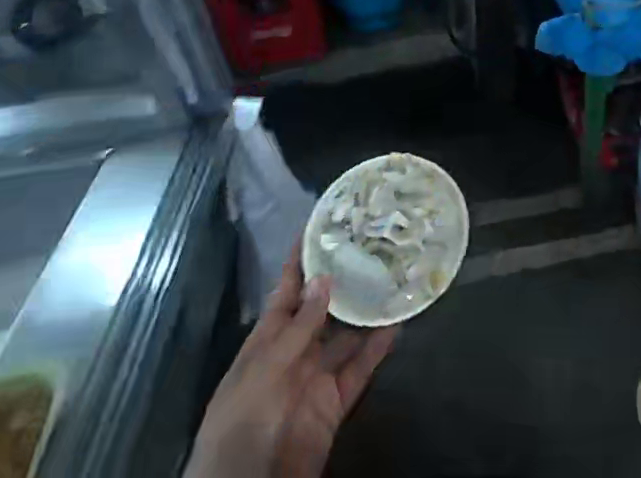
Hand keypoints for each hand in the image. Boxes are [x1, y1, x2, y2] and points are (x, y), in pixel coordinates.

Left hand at [184, 242, 398, 477]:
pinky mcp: (334, 403)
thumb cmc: (244, 416)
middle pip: (322, 308)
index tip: (321, 225)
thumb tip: (324, 279)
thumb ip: (299, 326)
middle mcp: (294, 349)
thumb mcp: (267, 365)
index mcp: (269, 334)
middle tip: (372, 250)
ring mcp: (315, 375)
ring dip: (366, 313)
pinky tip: (396, 326)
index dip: (302, 258)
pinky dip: (376, 350)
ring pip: (345, 337)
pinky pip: (358, 370)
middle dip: (343, 282)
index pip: (287, 286)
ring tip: (392, 282)